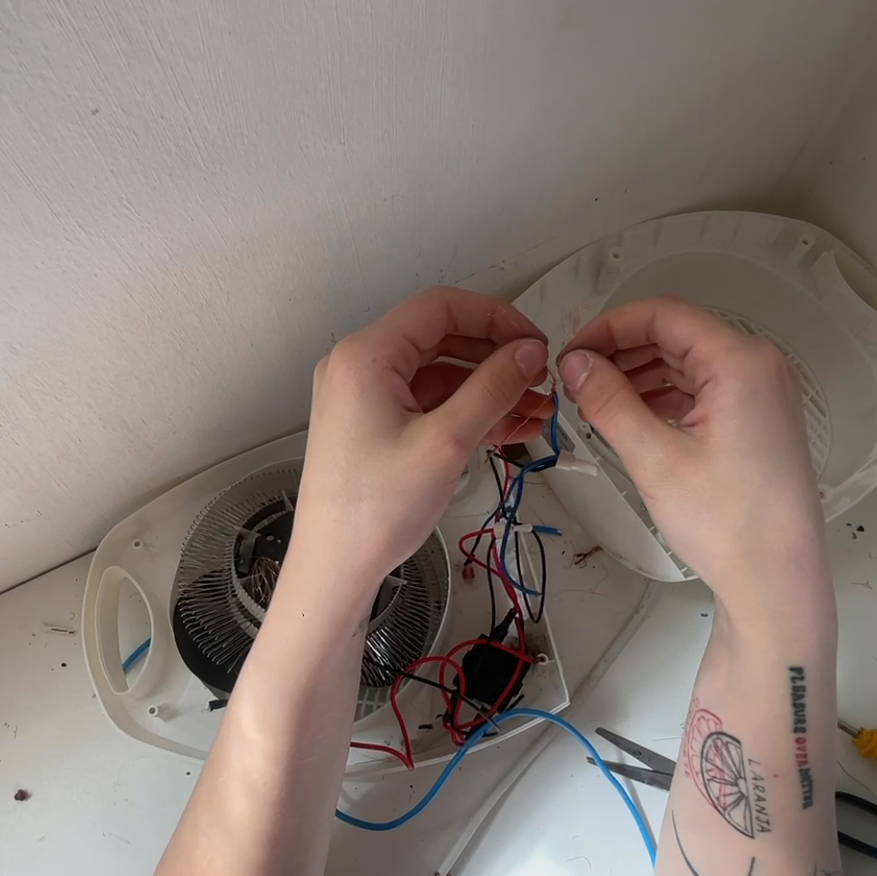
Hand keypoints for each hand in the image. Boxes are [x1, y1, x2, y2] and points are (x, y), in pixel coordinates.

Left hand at [293, 286, 551, 592]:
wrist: (335, 566)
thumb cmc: (375, 509)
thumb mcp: (445, 442)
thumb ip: (492, 388)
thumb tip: (529, 351)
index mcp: (366, 356)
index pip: (441, 308)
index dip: (496, 318)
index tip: (535, 343)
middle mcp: (360, 368)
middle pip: (442, 341)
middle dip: (496, 360)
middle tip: (541, 382)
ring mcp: (366, 399)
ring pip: (440, 378)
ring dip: (489, 392)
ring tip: (538, 414)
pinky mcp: (374, 428)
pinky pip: (428, 406)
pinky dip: (466, 414)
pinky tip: (509, 429)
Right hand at [557, 296, 823, 608]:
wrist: (774, 576)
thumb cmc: (728, 522)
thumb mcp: (654, 457)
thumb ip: (609, 401)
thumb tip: (576, 363)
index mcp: (740, 363)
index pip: (663, 315)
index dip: (609, 328)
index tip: (572, 353)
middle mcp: (758, 366)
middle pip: (675, 335)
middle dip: (620, 352)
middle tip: (576, 381)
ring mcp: (760, 393)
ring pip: (686, 362)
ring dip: (638, 375)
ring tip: (596, 402)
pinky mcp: (755, 418)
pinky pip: (701, 389)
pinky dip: (662, 396)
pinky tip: (631, 416)